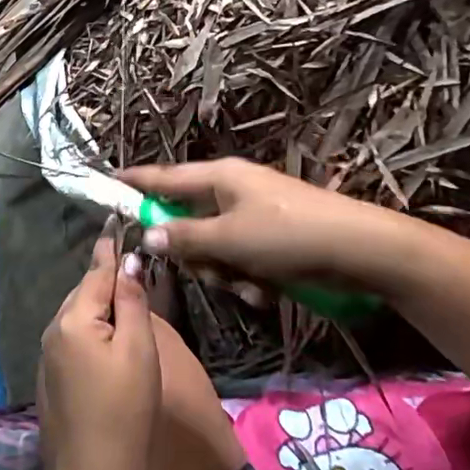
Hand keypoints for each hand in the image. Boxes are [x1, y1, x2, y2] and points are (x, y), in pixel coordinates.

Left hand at [39, 226, 160, 469]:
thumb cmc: (126, 409)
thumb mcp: (138, 349)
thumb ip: (131, 301)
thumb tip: (129, 261)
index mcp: (73, 318)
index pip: (95, 272)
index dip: (110, 247)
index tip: (115, 220)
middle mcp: (53, 330)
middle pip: (83, 293)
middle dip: (106, 279)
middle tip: (134, 267)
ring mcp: (48, 355)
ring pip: (78, 316)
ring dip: (99, 305)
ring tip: (127, 300)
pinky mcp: (51, 377)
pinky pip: (73, 339)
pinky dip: (92, 330)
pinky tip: (109, 342)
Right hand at [120, 158, 439, 290]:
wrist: (363, 251)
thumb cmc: (288, 236)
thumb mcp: (229, 239)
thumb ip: (183, 238)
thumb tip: (148, 235)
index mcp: (218, 178)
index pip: (162, 177)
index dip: (134, 182)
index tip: (106, 183)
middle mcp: (231, 192)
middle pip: (185, 223)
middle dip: (195, 254)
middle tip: (209, 271)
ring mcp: (252, 216)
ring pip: (212, 248)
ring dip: (224, 273)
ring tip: (250, 286)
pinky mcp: (270, 240)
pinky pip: (239, 260)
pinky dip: (248, 279)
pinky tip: (267, 292)